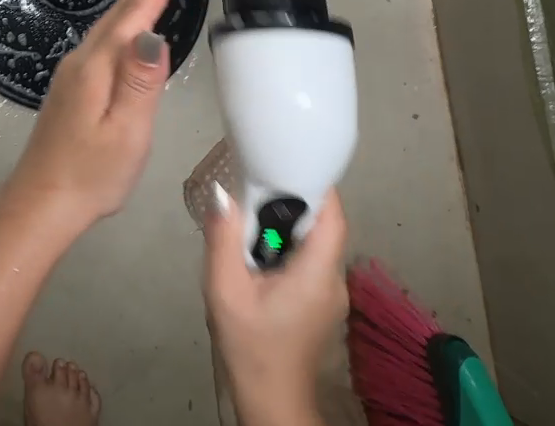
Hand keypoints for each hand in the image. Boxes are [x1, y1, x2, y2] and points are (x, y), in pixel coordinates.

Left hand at [0, 0, 186, 232]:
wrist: (42, 201)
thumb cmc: (91, 173)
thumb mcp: (126, 131)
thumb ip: (140, 82)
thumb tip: (152, 34)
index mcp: (95, 69)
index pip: (129, 20)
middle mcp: (79, 63)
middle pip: (114, 18)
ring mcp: (71, 76)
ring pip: (105, 30)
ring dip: (130, 5)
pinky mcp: (70, 90)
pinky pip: (100, 46)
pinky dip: (119, 27)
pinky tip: (127, 31)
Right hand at [203, 190, 348, 423]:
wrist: (270, 397)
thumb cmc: (250, 343)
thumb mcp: (225, 289)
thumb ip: (223, 239)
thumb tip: (221, 192)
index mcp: (317, 273)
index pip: (332, 216)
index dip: (315, 183)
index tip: (285, 156)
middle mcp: (333, 279)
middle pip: (321, 225)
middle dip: (289, 199)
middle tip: (252, 180)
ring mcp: (330, 293)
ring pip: (313, 242)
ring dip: (284, 223)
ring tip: (247, 211)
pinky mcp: (319, 301)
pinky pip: (307, 258)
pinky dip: (285, 243)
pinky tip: (255, 247)